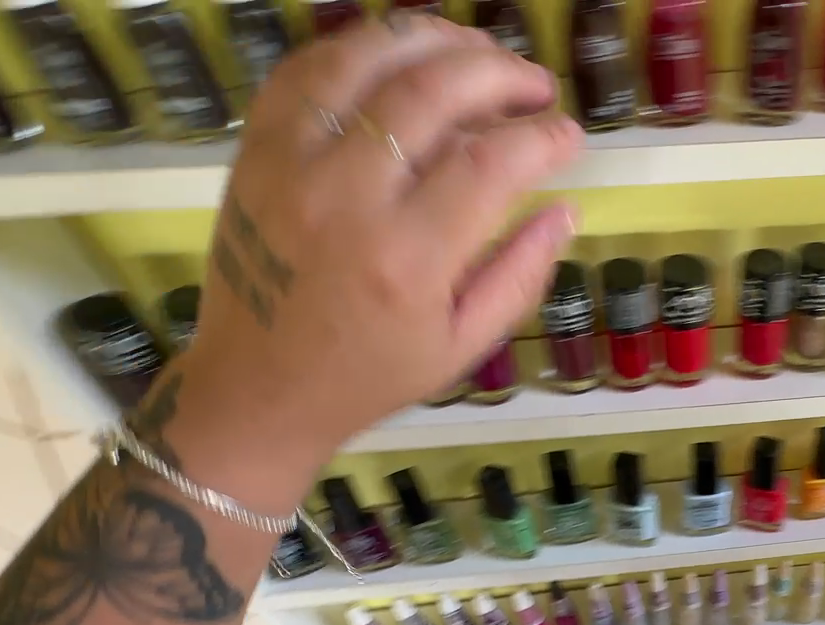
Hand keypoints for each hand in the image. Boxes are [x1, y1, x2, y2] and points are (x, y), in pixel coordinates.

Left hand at [172, 16, 582, 458]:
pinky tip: (402, 57)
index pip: (489, 164)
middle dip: (498, 74)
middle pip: (431, 91)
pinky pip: (308, 68)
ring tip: (478, 51)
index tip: (570, 136)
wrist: (261, 386)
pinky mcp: (255, 148)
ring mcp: (290, 163)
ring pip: (365, 58)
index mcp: (408, 260)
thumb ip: (519, 277)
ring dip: (433, 38)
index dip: (541, 137)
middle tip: (536, 84)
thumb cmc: (373, 375)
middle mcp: (346, 197)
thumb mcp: (463, 347)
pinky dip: (362, 48)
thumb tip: (565, 210)